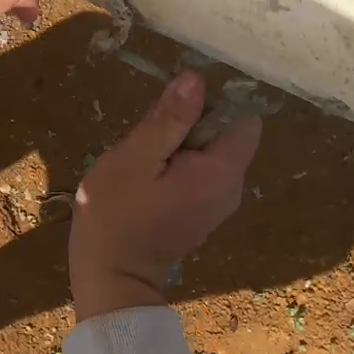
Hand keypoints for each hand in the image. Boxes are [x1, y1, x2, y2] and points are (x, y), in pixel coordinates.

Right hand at [69, 72, 262, 322]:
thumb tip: (195, 79)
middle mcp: (230, 188)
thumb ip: (168, 119)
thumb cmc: (117, 212)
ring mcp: (217, 203)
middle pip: (227, 134)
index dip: (215, 100)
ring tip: (144, 147)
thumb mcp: (135, 156)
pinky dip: (178, 161)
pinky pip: (200, 170)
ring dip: (181, 139)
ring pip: (210, 151)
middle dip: (192, 120)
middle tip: (150, 126)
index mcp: (220, 173)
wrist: (109, 274)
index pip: (244, 120)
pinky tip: (147, 168)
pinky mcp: (201, 211)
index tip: (177, 98)